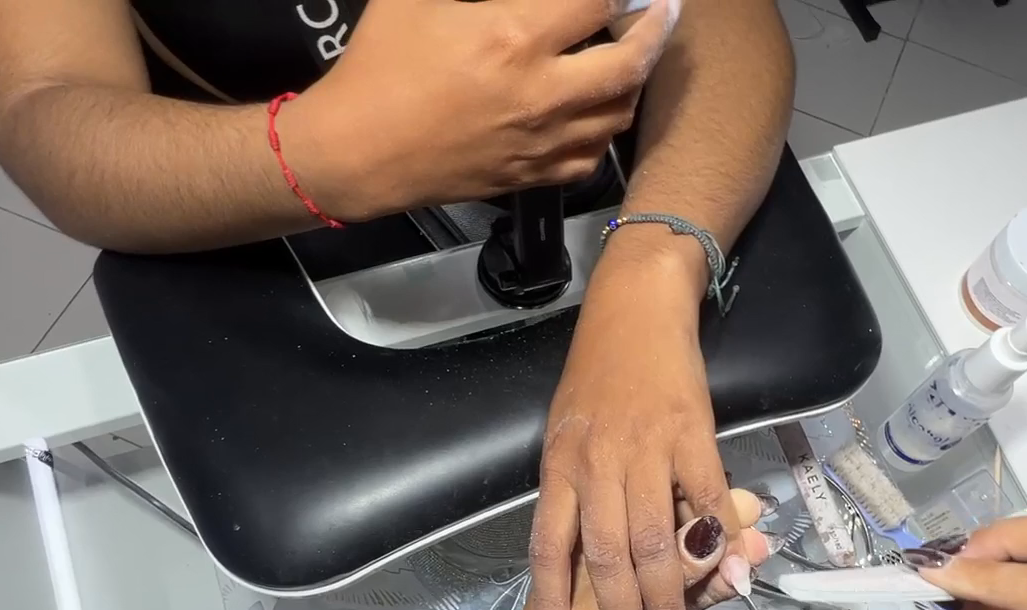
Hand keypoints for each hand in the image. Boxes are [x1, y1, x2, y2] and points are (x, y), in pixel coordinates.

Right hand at [280, 0, 676, 219]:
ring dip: (633, 82)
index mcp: (516, 36)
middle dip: (655, 30)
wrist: (365, 153)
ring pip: (617, 116)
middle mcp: (543, 94)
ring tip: (630, 60)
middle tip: (661, 11)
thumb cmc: (382, 66)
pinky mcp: (532, 176)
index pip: (599, 0)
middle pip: (629, 63)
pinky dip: (603, 132)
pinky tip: (598, 114)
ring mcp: (542, 142)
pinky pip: (589, 158)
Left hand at [528, 237, 739, 609]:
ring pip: (655, 540)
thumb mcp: (566, 433)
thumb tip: (588, 555)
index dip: (549, 605)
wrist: (635, 308)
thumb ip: (576, 493)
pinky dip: (722, 545)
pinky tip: (736, 582)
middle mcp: (597, 465)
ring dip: (671, 599)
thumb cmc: (597, 375)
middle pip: (607, 557)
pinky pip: (707, 501)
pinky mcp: (693, 435)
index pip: (548, 548)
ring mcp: (646, 450)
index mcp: (560, 467)